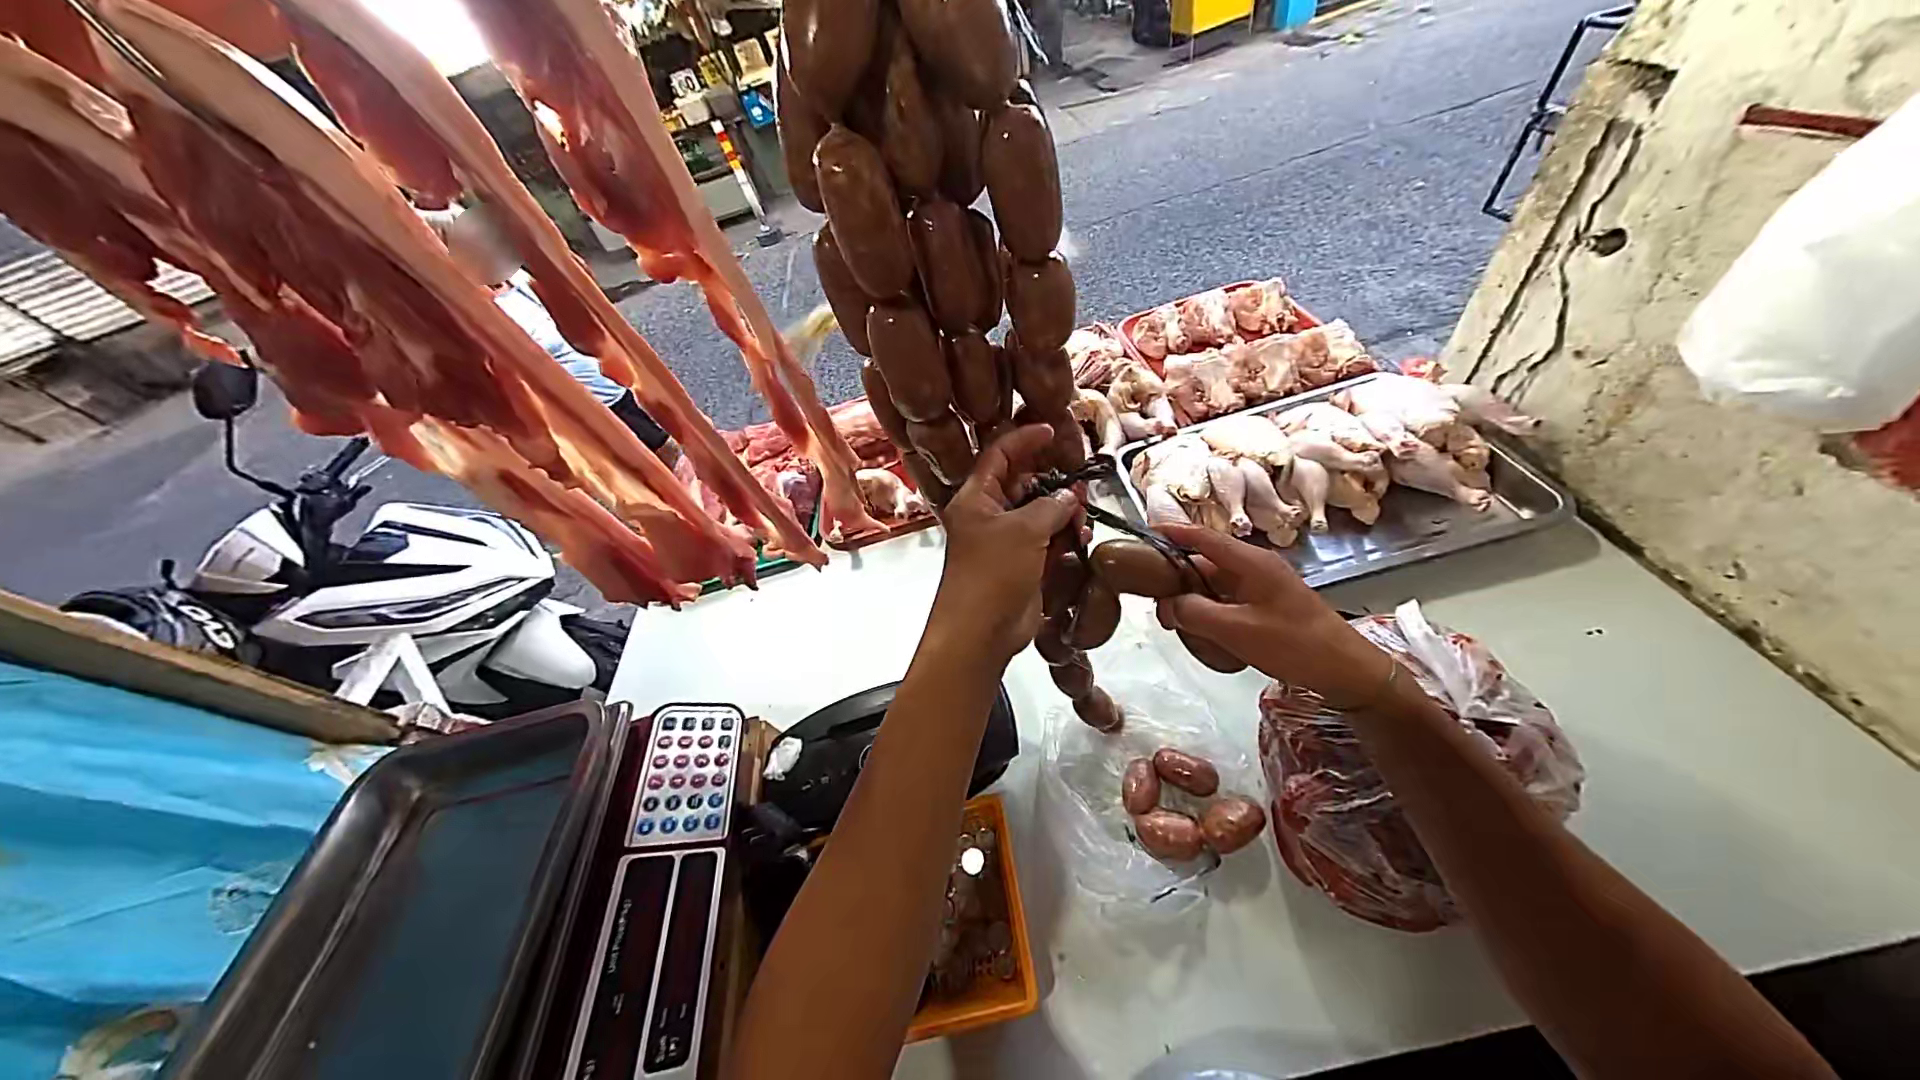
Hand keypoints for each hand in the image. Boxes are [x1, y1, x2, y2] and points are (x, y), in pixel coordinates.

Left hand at [930, 425, 1080, 662]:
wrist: (982, 631)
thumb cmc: (992, 574)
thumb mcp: (1024, 530)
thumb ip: (1051, 505)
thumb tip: (1070, 496)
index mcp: (975, 497)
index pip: (998, 455)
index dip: (1024, 440)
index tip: (1050, 429)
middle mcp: (988, 514)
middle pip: (1023, 484)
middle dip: (1052, 482)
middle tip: (1079, 483)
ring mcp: (1006, 540)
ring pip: (1039, 513)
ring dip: (1062, 513)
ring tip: (1080, 520)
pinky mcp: (1022, 563)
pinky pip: (1046, 540)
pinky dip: (1063, 538)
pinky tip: (1080, 539)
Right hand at [1154, 524, 1396, 706]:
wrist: (1347, 671)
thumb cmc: (1294, 644)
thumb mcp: (1235, 630)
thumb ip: (1192, 613)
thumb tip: (1164, 606)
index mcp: (1250, 561)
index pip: (1202, 536)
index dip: (1171, 532)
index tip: (1142, 534)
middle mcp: (1254, 566)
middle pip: (1204, 561)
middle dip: (1176, 577)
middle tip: (1152, 600)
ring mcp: (1261, 586)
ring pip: (1213, 583)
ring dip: (1192, 599)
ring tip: (1173, 621)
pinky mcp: (1266, 605)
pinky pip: (1226, 599)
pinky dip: (1208, 610)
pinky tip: (1199, 631)